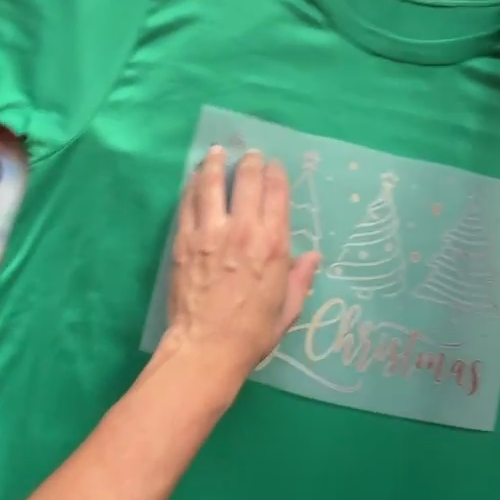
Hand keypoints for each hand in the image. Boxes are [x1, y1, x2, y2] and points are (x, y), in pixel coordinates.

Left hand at [159, 147, 321, 393]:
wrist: (206, 348)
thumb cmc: (252, 332)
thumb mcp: (288, 308)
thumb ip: (301, 278)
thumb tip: (315, 256)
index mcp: (272, 244)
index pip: (276, 193)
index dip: (276, 173)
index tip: (273, 166)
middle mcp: (242, 230)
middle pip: (246, 180)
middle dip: (250, 162)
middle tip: (249, 154)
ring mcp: (210, 232)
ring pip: (212, 184)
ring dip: (215, 163)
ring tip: (216, 152)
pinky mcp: (184, 239)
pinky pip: (188, 203)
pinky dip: (192, 186)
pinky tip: (193, 178)